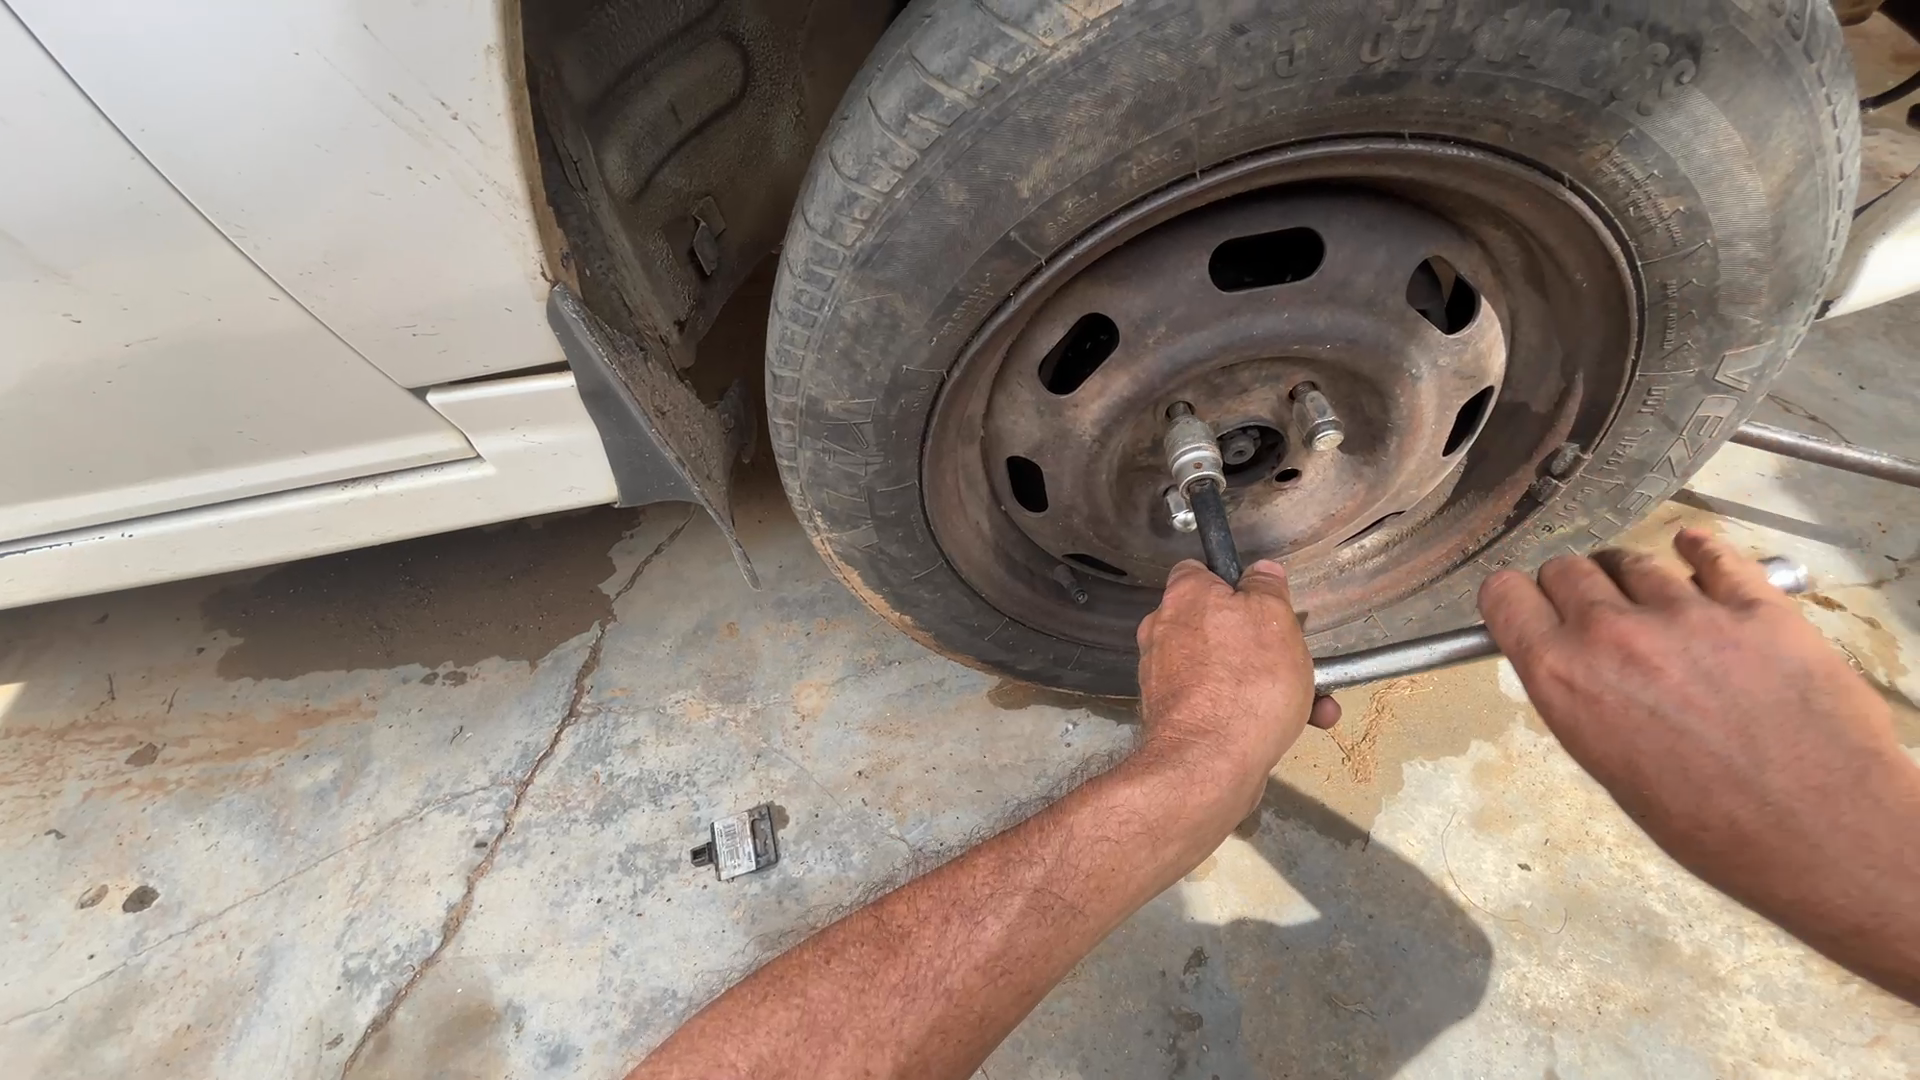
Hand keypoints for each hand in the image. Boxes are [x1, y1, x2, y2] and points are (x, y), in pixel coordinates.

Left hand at [1134, 560, 1339, 825]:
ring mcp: (1166, 675)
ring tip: (1314, 701)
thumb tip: (1261, 571)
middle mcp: (1165, 631)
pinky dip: (1255, 708)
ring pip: (1227, 666)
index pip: (1199, 571)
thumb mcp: (1274, 619)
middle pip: (1219, 623)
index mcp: (1183, 598)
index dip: (1234, 581)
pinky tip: (1299, 725)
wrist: (1209, 762)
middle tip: (1297, 657)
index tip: (1264, 600)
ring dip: (1272, 680)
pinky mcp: (1177, 714)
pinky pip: (1222, 700)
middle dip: (1266, 641)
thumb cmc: (1245, 682)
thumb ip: (1267, 589)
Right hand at [1480, 529, 1919, 997]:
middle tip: (1590, 613)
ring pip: (1631, 561)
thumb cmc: (1698, 817)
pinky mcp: (1760, 610)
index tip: (1526, 609)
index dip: (1511, 599)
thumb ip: (1570, 687)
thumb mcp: (1594, 752)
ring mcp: (1686, 615)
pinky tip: (1693, 549)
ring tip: (1648, 602)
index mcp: (1559, 672)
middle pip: (1565, 568)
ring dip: (1628, 579)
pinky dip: (1698, 549)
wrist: (1824, 839)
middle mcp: (1609, 632)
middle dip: (1569, 588)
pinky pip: (1716, 556)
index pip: (1503, 594)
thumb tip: (1566, 656)